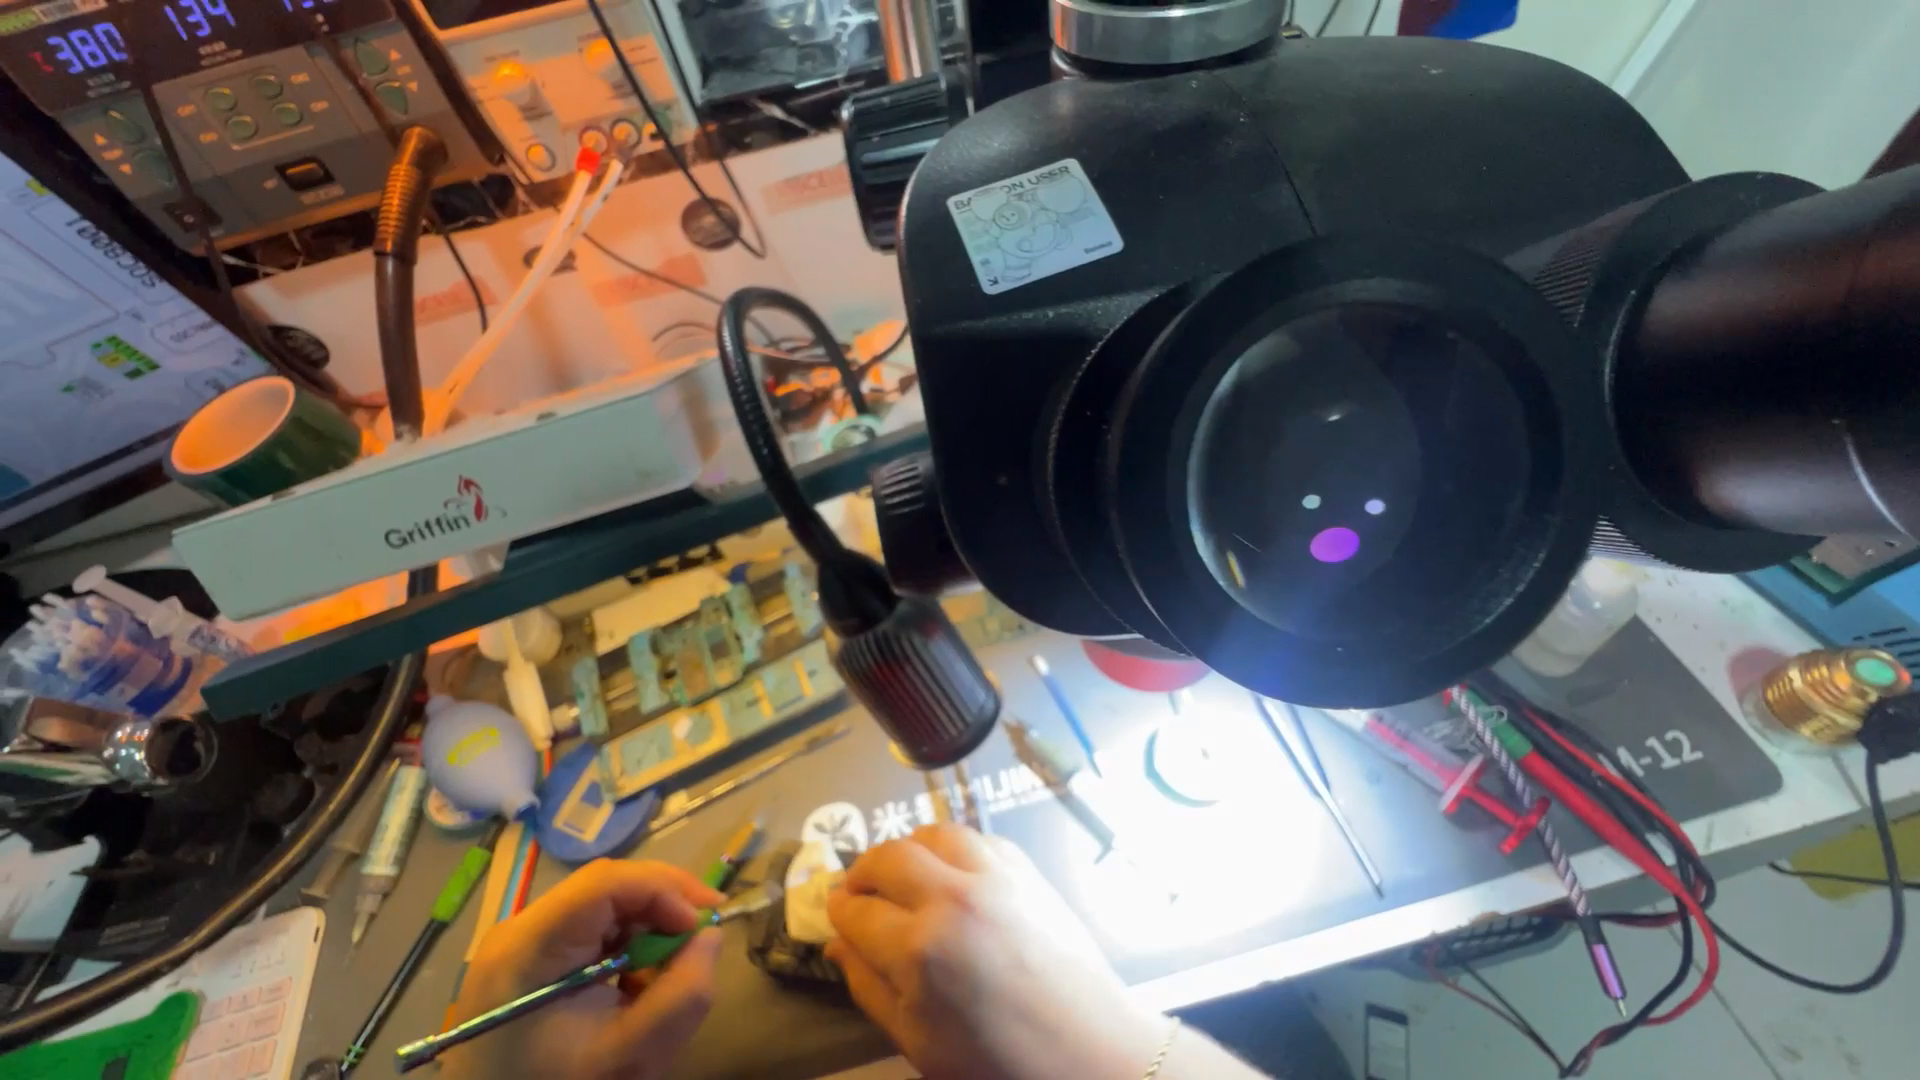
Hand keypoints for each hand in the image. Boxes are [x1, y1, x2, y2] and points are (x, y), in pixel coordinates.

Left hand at [441, 859, 725, 1079]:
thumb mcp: (629, 1057)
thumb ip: (682, 995)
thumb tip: (709, 934)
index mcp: (529, 949)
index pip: (606, 883)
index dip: (664, 888)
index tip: (701, 922)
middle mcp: (518, 930)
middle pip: (606, 884)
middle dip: (663, 901)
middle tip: (704, 927)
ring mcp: (520, 941)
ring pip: (604, 901)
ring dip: (648, 924)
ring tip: (669, 967)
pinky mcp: (529, 955)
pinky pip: (592, 925)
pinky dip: (627, 942)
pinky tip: (637, 980)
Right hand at [826, 825, 1170, 1079]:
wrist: (1090, 1051)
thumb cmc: (998, 1061)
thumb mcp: (918, 1041)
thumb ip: (869, 987)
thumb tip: (836, 943)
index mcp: (920, 949)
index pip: (857, 911)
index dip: (839, 910)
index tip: (835, 910)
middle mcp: (953, 896)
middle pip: (888, 857)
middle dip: (863, 871)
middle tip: (859, 890)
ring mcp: (993, 874)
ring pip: (933, 833)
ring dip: (907, 848)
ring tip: (901, 873)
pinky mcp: (1024, 867)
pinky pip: (975, 836)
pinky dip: (950, 845)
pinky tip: (949, 870)